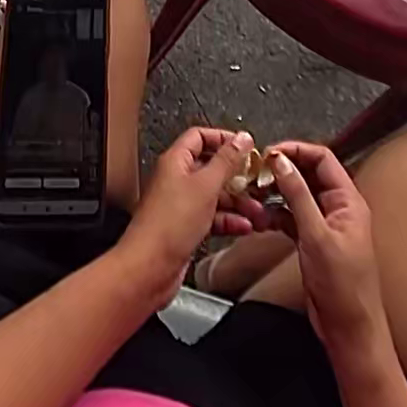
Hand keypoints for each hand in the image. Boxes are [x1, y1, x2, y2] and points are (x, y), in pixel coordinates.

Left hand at [117, 129, 270, 301]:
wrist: (149, 270)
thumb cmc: (167, 226)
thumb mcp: (206, 185)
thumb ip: (227, 160)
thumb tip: (241, 139)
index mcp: (176, 161)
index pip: (200, 137)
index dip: (223, 139)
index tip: (244, 147)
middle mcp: (177, 179)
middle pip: (211, 167)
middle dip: (236, 176)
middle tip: (255, 181)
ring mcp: (181, 204)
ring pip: (214, 194)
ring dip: (237, 202)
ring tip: (257, 210)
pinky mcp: (185, 228)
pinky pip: (212, 217)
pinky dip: (229, 220)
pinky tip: (244, 226)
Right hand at [266, 142, 386, 349]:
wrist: (349, 331)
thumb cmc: (344, 288)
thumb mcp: (317, 236)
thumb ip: (298, 195)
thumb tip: (282, 163)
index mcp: (348, 200)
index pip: (323, 159)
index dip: (297, 151)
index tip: (271, 153)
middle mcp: (338, 207)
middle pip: (308, 174)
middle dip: (283, 170)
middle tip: (259, 171)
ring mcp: (325, 224)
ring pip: (297, 195)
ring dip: (276, 193)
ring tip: (255, 193)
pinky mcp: (312, 240)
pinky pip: (292, 217)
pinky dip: (276, 215)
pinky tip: (261, 218)